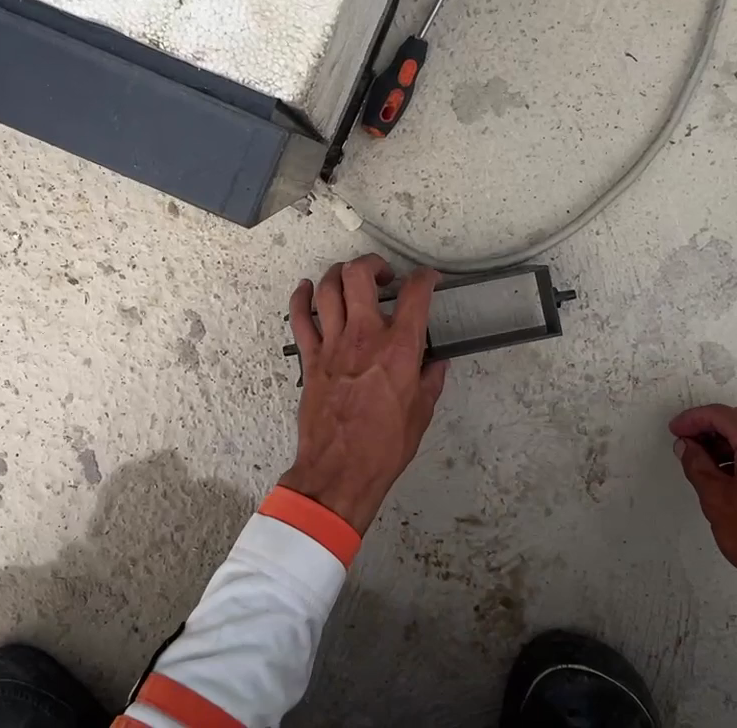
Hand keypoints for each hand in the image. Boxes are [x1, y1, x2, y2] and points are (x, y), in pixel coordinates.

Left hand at [280, 254, 446, 534]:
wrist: (340, 471)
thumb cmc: (385, 446)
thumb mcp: (422, 413)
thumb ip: (431, 380)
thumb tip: (437, 361)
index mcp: (399, 348)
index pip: (415, 294)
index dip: (425, 278)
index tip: (428, 279)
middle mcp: (364, 336)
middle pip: (359, 275)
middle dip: (373, 264)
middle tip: (384, 276)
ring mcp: (332, 344)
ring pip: (327, 288)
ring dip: (339, 274)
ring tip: (350, 279)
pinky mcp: (310, 358)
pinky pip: (300, 317)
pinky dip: (300, 297)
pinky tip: (306, 289)